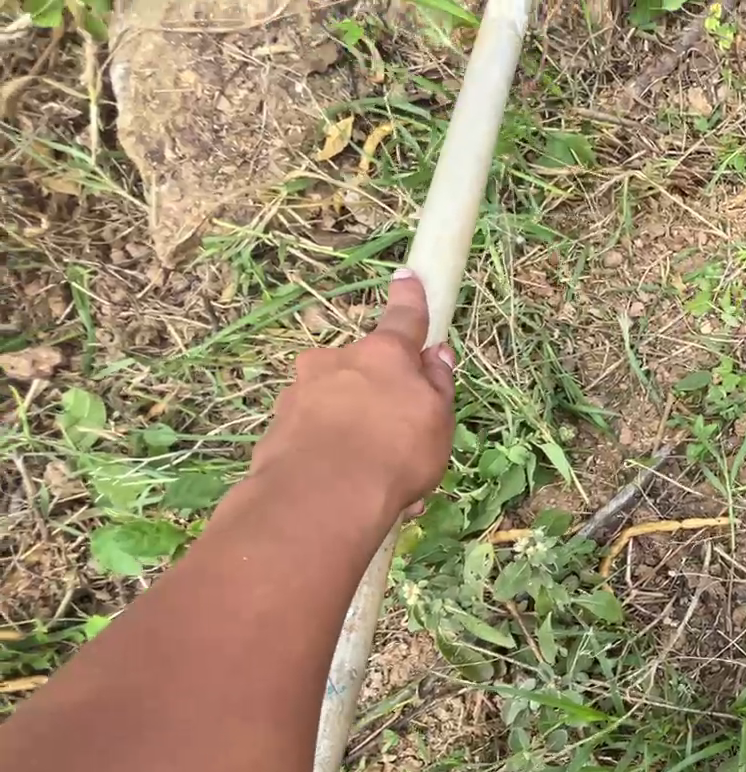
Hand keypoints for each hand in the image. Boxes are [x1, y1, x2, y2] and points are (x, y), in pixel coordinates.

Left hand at [248, 270, 454, 516]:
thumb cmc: (398, 451)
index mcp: (383, 355)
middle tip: (411, 433)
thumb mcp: (440, 419)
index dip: (411, 299)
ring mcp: (301, 390)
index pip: (404, 319)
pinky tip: (361, 483)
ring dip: (366, 427)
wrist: (322, 496)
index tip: (409, 275)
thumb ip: (438, 385)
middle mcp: (336, 361)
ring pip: (345, 402)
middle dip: (387, 392)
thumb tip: (436, 356)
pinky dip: (343, 449)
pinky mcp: (280, 423)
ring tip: (389, 471)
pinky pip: (323, 431)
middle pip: (369, 368)